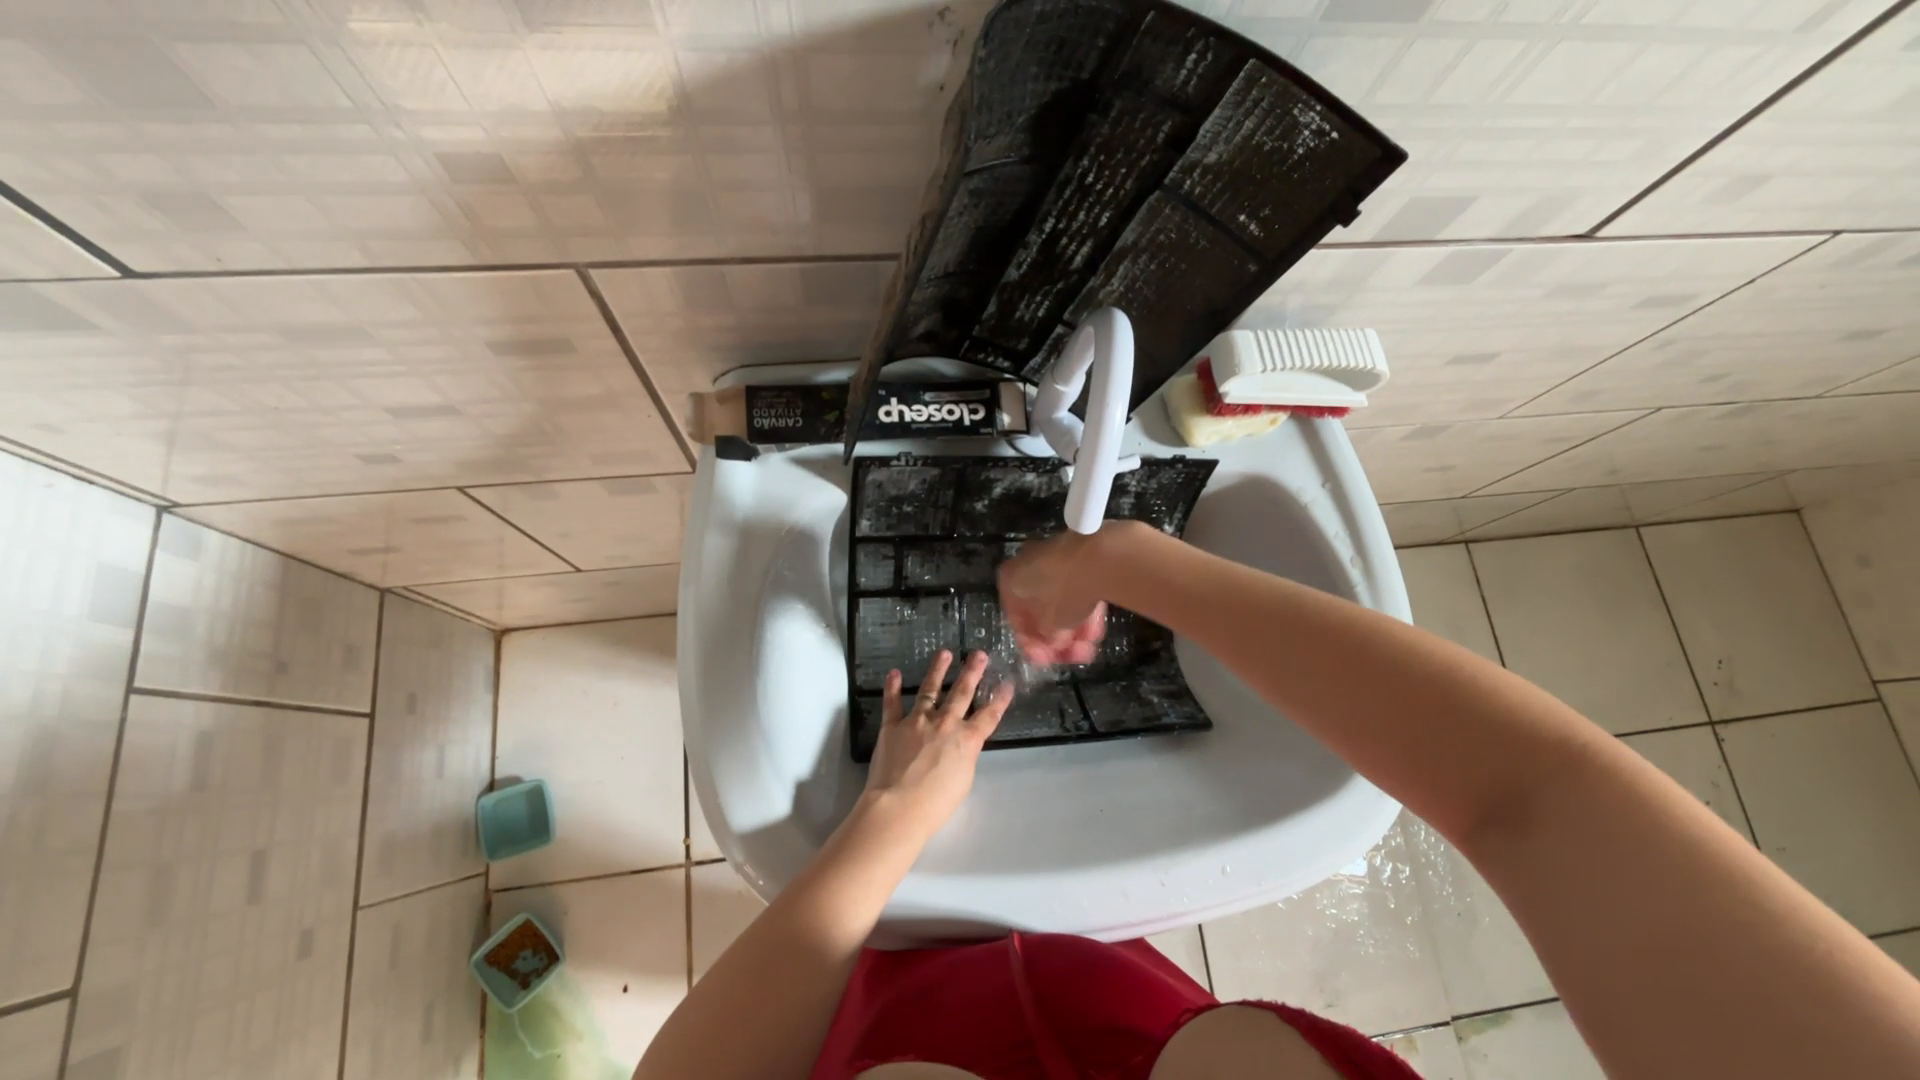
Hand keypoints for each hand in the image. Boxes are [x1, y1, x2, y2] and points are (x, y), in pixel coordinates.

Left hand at [863, 650, 1012, 840]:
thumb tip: (962, 744)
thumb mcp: (964, 780)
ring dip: (938, 670)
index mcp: (966, 740)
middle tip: (979, 654)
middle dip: (972, 672)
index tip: (1008, 684)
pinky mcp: (892, 726)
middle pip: (962, 693)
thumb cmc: (936, 803)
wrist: (899, 806)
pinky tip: (895, 673)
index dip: (1000, 700)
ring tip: (944, 653)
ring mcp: (917, 721)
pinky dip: (893, 688)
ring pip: (929, 689)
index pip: (989, 716)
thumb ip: (965, 756)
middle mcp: (945, 724)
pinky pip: (893, 703)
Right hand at [997, 526, 1126, 664]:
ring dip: (1075, 628)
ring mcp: (1055, 558)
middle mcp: (1027, 565)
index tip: (1047, 660)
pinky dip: (1085, 609)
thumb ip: (1045, 638)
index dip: (1032, 645)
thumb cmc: (1063, 594)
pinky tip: (1097, 629)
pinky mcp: (1081, 556)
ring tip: (1089, 647)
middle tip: (1072, 656)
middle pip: (1041, 610)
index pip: (1016, 619)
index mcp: (1009, 579)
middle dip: (1058, 638)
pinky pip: (1078, 588)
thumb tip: (1052, 638)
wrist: (1100, 557)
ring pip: (1062, 601)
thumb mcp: (1049, 626)